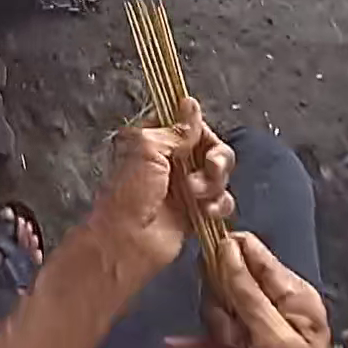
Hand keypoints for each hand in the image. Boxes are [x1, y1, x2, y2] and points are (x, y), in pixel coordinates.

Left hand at [85, 97, 235, 282]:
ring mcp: (184, 184)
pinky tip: (206, 210)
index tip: (200, 135)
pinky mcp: (195, 209)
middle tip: (210, 166)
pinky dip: (218, 204)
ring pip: (218, 172)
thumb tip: (190, 103)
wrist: (127, 243)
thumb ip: (176, 129)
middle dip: (215, 156)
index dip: (198, 126)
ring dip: (214, 182)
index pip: (186, 120)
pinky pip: (220, 199)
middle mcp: (170, 158)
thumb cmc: (130, 193)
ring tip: (197, 194)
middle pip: (209, 144)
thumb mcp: (148, 149)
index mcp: (154, 137)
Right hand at [181, 233, 331, 347]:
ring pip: (219, 311)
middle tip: (233, 332)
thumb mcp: (274, 338)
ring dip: (217, 333)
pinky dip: (198, 345)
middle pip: (229, 281)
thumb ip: (248, 291)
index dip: (226, 251)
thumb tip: (227, 247)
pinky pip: (212, 341)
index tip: (206, 261)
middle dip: (223, 306)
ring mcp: (256, 333)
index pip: (252, 251)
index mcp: (292, 295)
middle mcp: (274, 307)